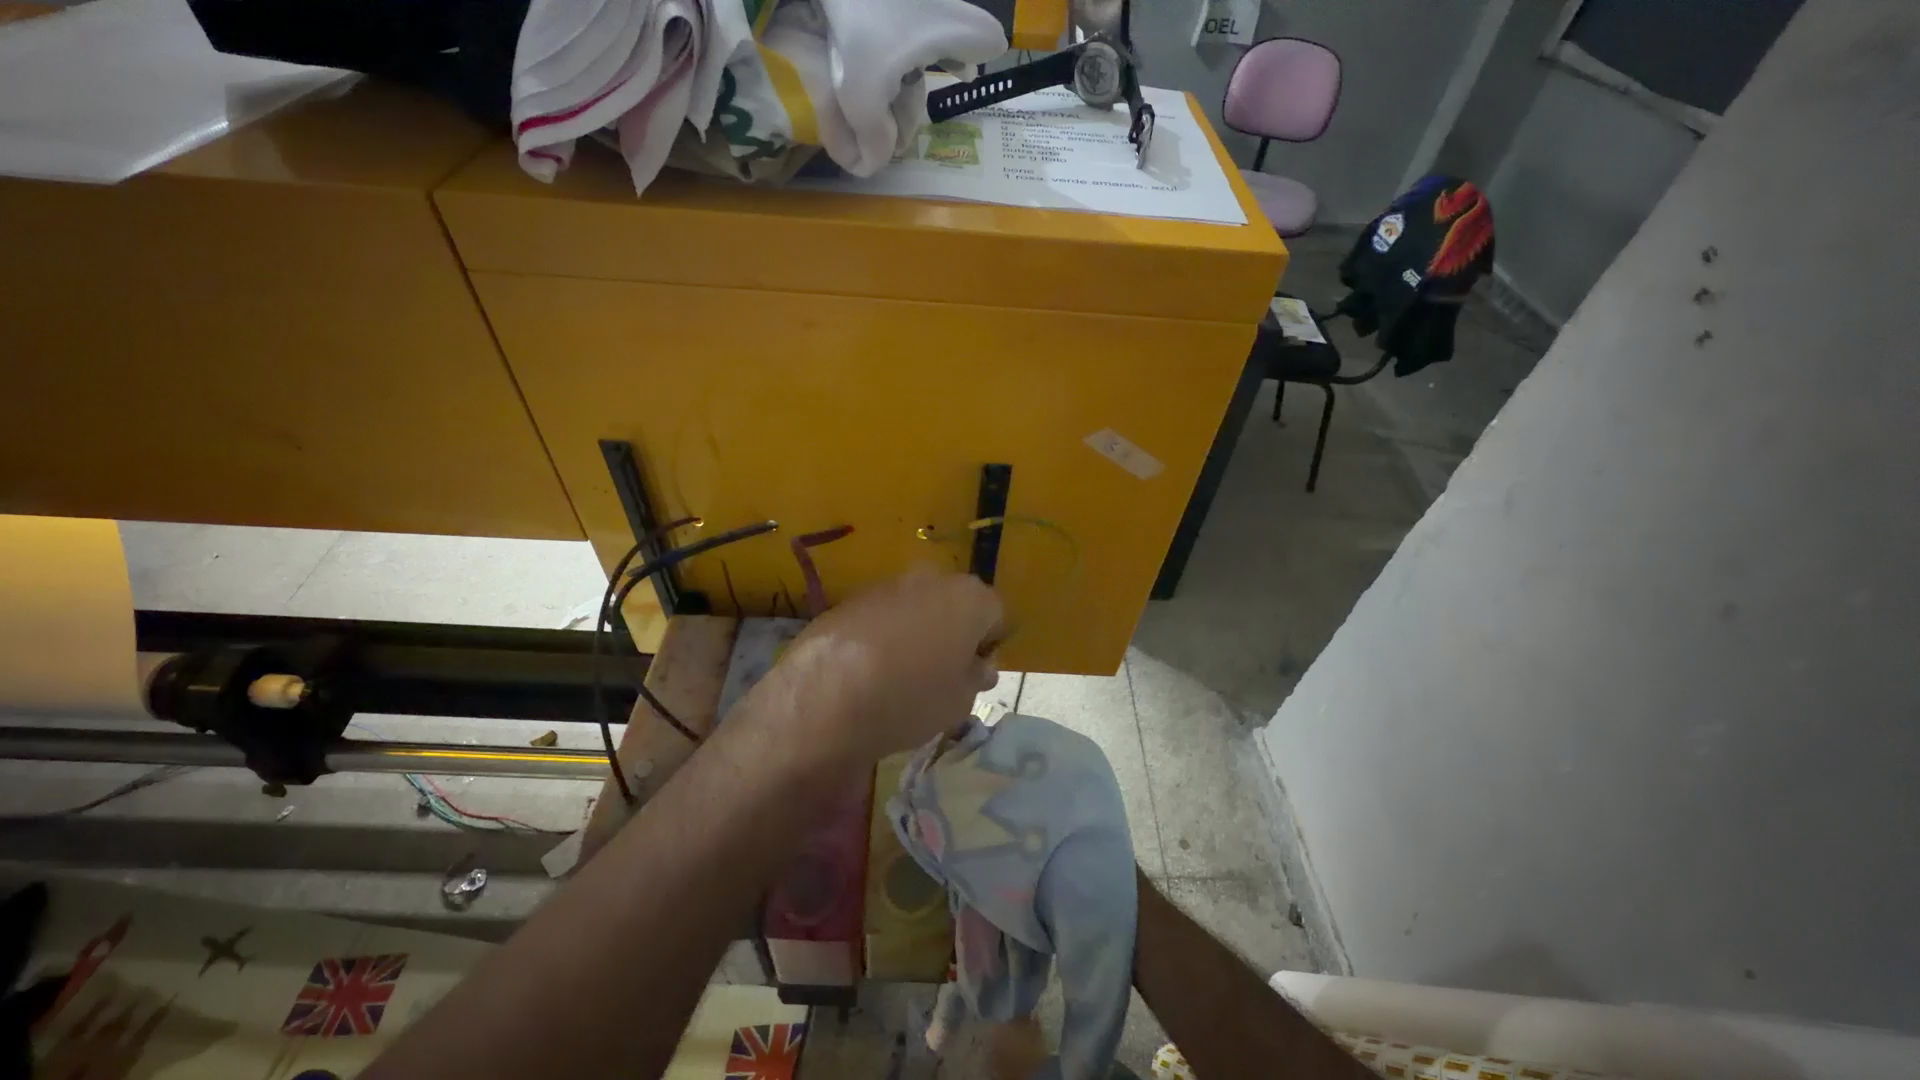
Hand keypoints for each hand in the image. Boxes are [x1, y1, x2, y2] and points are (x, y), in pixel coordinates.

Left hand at [751, 567, 1003, 764]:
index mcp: (969, 597)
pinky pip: (880, 619)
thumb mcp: (960, 701)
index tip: (976, 675)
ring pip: (915, 609)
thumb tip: (978, 665)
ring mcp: (885, 586)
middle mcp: (930, 579)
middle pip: (953, 605)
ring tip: (899, 677)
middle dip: (952, 633)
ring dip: (915, 634)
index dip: (989, 646)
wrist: (826, 696)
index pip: (996, 614)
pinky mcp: (848, 601)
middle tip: (941, 675)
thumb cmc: (911, 697)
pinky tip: (867, 673)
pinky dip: (880, 638)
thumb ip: (975, 676)